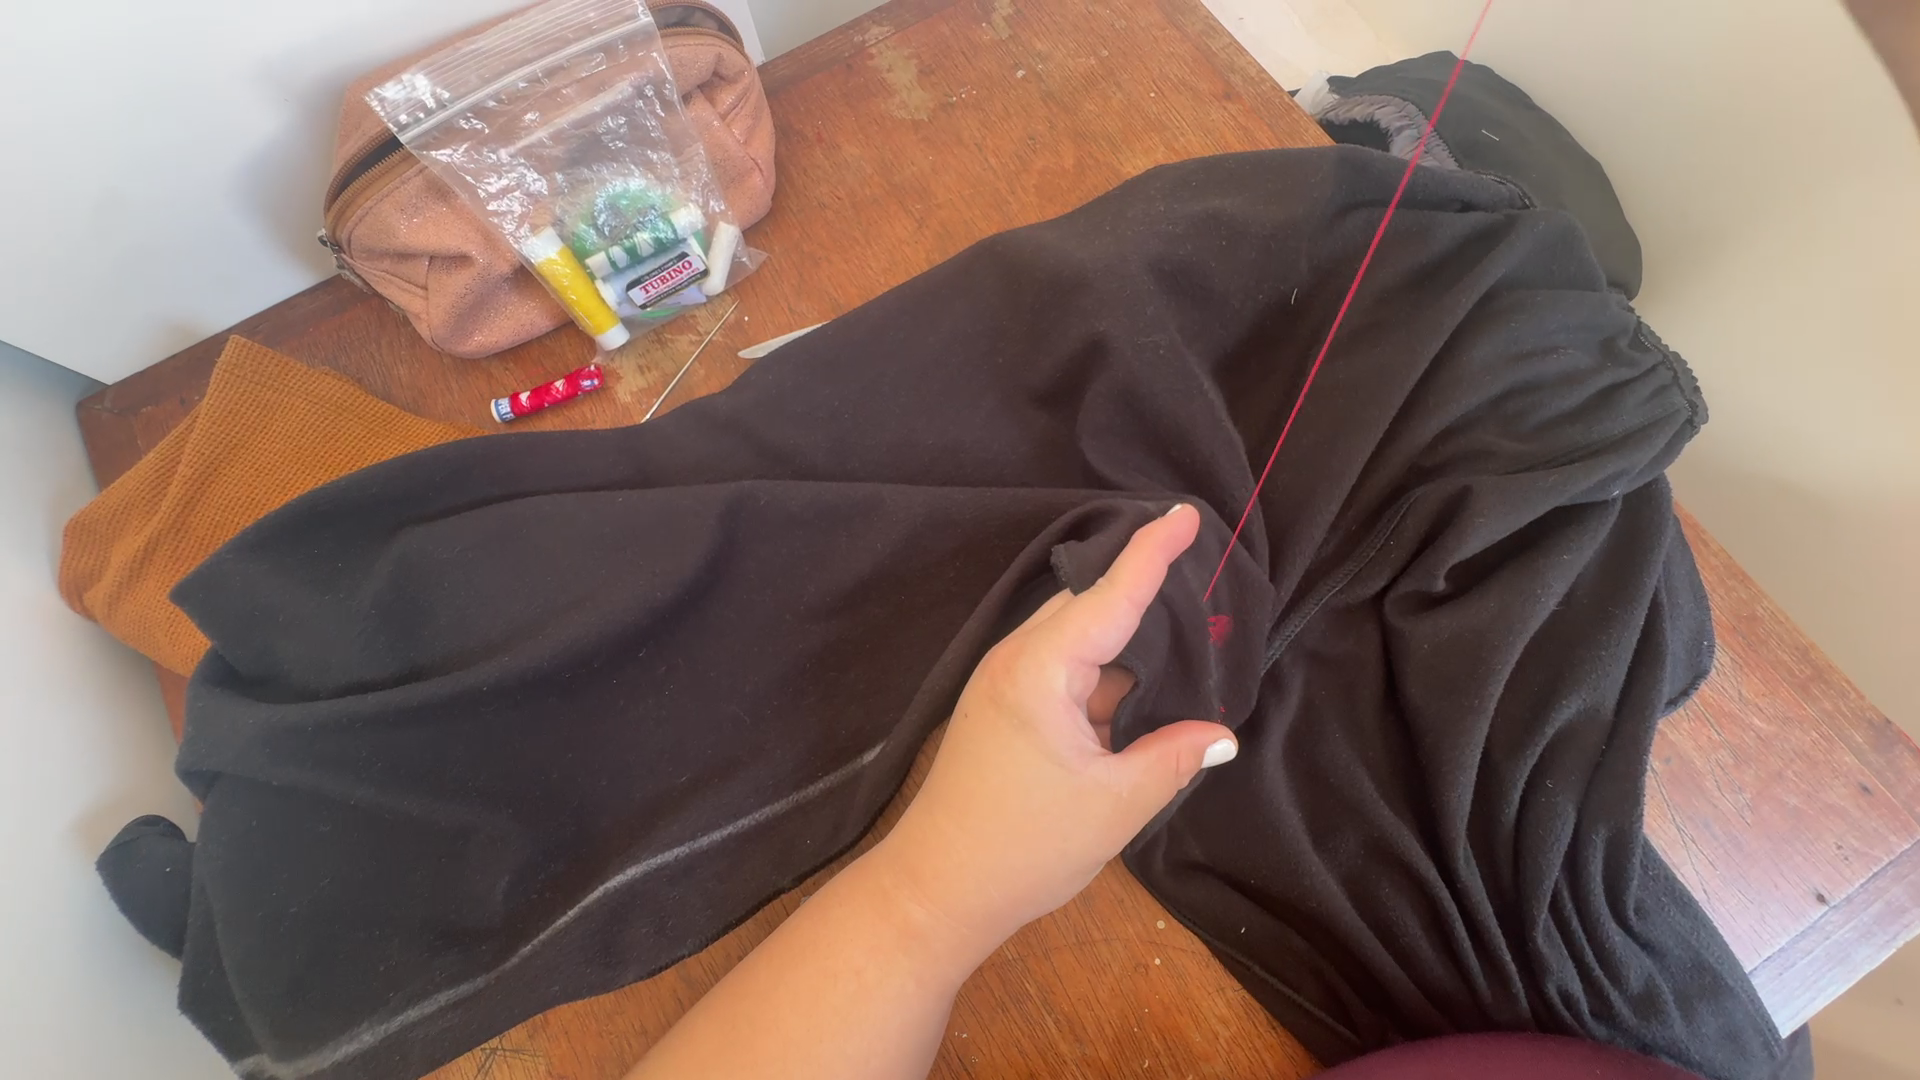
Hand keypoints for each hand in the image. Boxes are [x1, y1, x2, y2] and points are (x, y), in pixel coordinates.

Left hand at [872, 504, 1237, 953]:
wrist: (939, 887)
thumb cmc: (1024, 847)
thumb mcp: (1113, 806)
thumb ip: (1173, 758)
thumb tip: (1222, 731)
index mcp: (1041, 669)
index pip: (1110, 596)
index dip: (1152, 553)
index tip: (1186, 512)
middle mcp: (1017, 659)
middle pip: (1089, 607)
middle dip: (1142, 588)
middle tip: (1203, 578)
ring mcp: (1004, 680)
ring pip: (1076, 639)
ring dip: (1124, 638)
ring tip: (1184, 632)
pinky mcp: (1003, 704)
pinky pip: (1061, 668)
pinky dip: (1102, 671)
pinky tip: (1138, 687)